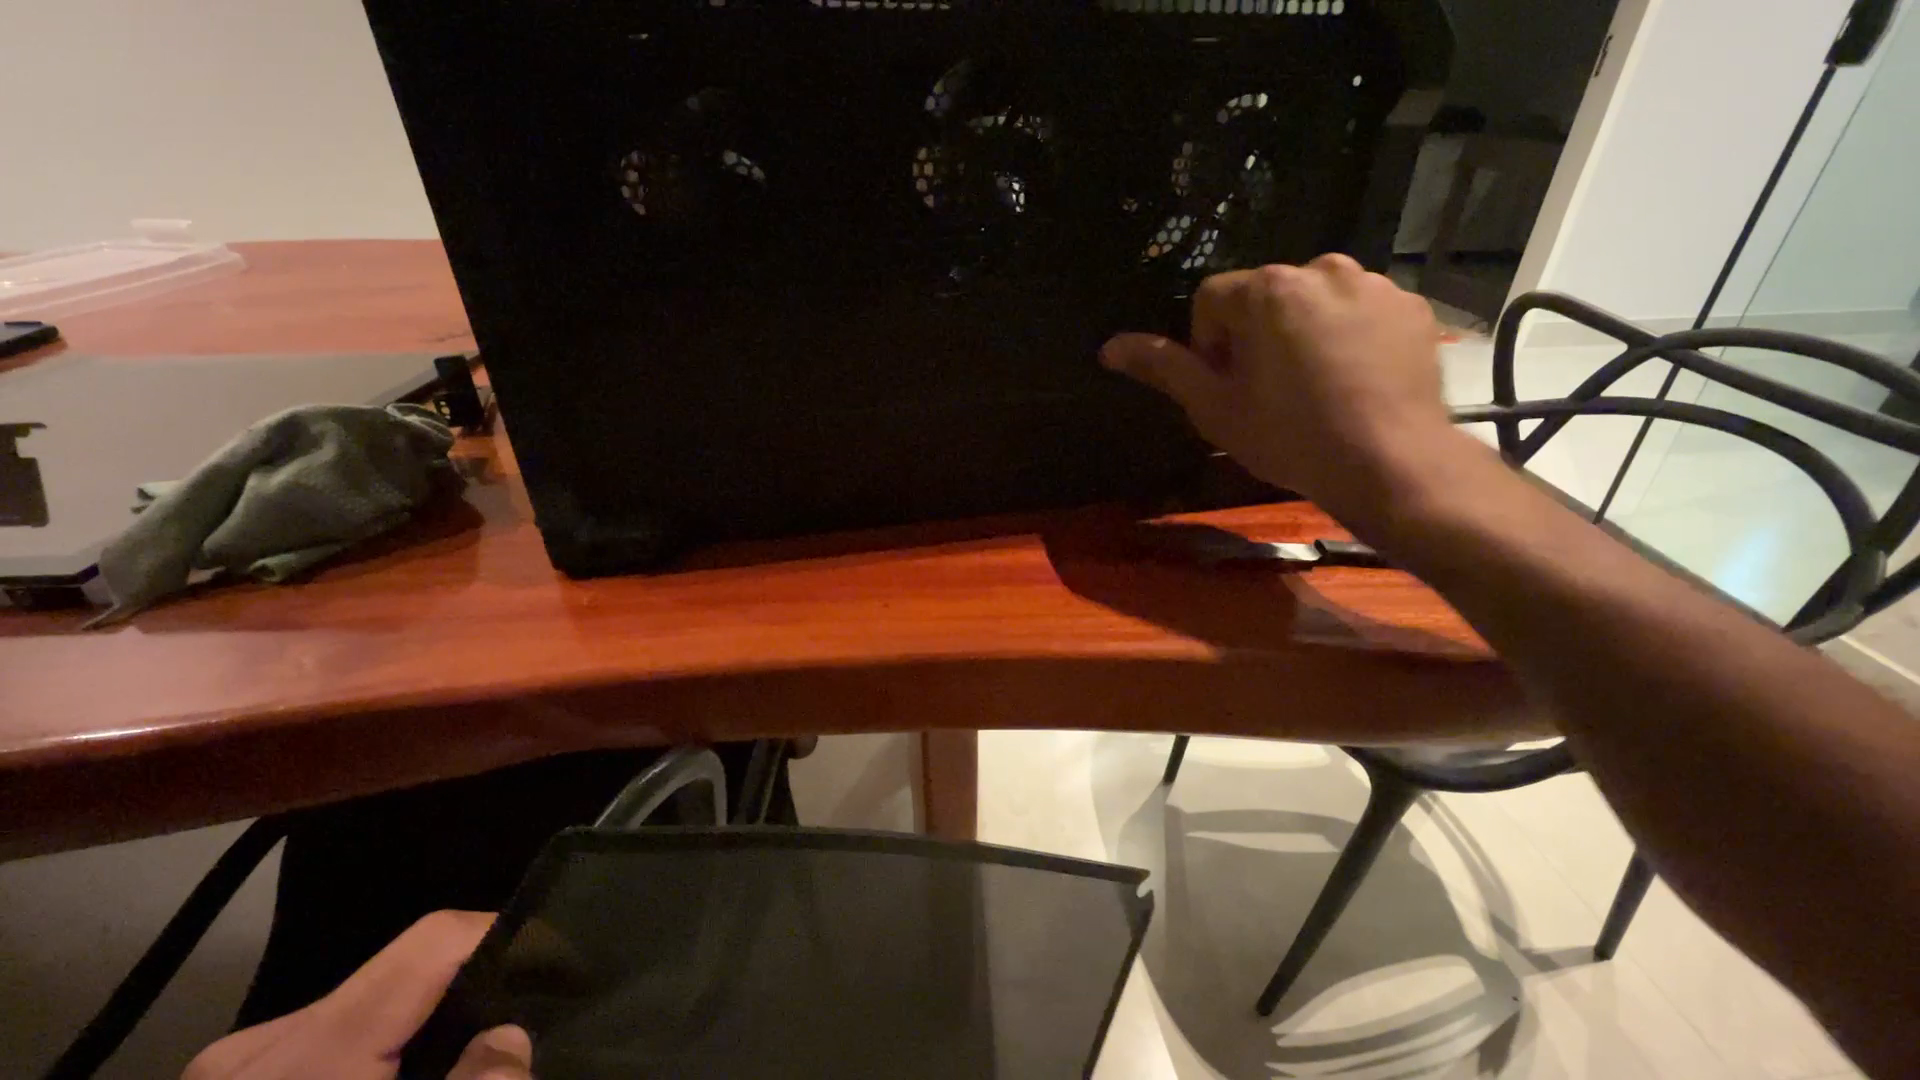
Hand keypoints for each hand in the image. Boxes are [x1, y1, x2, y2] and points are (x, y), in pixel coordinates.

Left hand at [183, 911, 532, 1079]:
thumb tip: (512, 1034)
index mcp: (311, 1054)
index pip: (429, 942)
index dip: (499, 932)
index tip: (550, 955)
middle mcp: (260, 1044)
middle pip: (397, 972)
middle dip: (459, 990)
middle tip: (502, 1028)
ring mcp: (231, 1063)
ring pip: (359, 1006)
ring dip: (414, 1023)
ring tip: (450, 1060)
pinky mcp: (222, 1078)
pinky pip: (320, 1038)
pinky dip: (370, 1049)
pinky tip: (391, 1074)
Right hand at [1101, 254, 1462, 523]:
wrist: (1390, 463)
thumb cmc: (1290, 436)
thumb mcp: (1214, 408)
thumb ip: (1163, 367)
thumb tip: (1109, 346)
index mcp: (1266, 289)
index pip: (1212, 300)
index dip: (1209, 345)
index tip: (1229, 387)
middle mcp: (1321, 269)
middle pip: (1265, 297)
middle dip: (1258, 336)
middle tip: (1270, 392)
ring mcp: (1373, 285)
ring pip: (1315, 302)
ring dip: (1303, 333)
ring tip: (1315, 388)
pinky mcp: (1411, 307)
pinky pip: (1361, 313)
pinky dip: (1350, 337)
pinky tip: (1354, 382)